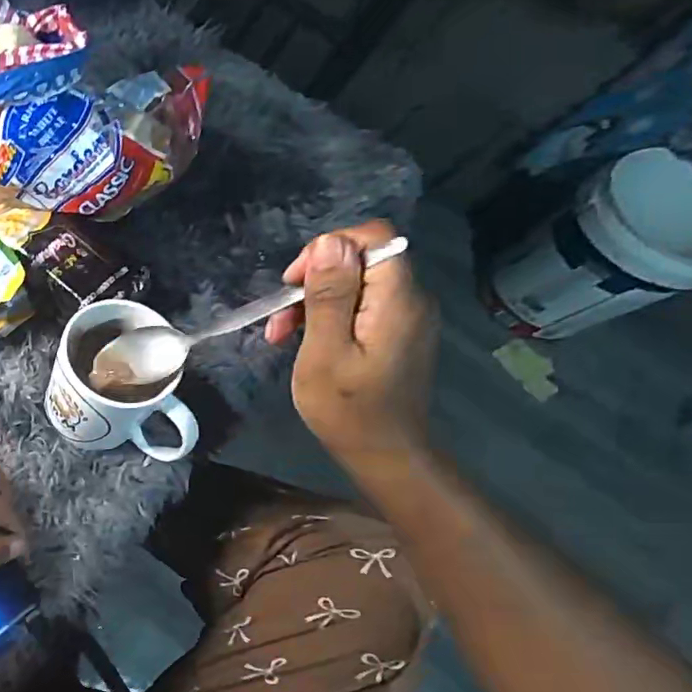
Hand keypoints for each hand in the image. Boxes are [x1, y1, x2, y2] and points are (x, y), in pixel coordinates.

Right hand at [265, 220, 437, 465]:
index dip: (328, 248)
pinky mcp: (397, 333)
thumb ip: (329, 296)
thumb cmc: (347, 409)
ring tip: (282, 335)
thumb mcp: (325, 352)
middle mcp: (411, 299)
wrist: (383, 454)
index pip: (373, 237)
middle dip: (315, 279)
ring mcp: (406, 317)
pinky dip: (330, 316)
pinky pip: (362, 305)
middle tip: (280, 316)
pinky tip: (306, 341)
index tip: (295, 282)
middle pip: (362, 258)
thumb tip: (328, 242)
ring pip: (357, 283)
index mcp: (397, 299)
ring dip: (315, 301)